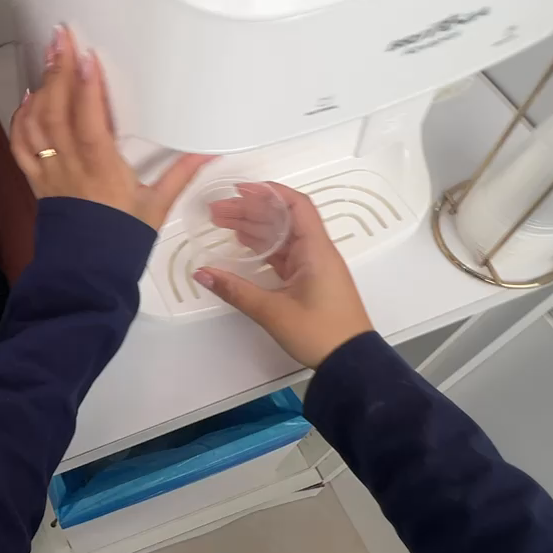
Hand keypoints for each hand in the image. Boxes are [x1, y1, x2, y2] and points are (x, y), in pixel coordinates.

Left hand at [9, 25, 211, 229]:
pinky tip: (29, 98)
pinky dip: (21, 119)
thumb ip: (180, 174)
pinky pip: (21, 145)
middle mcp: (70, 168)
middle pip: (57, 113)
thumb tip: (209, 151)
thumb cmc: (120, 241)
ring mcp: (49, 173)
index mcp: (102, 172)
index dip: (86, 90)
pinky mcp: (37, 180)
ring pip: (35, 124)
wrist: (86, 272)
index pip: (90, 124)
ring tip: (48, 56)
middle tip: (61, 39)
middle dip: (57, 72)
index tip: (87, 58)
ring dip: (40, 87)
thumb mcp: (156, 206)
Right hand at [193, 183, 373, 367]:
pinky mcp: (309, 281)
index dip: (269, 192)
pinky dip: (261, 246)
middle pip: (283, 219)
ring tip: (221, 223)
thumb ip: (235, 290)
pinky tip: (241, 244)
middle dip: (250, 210)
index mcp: (316, 250)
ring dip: (253, 227)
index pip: (296, 206)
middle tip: (217, 210)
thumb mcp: (273, 311)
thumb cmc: (320, 333)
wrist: (350, 363)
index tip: (240, 189)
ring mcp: (313, 266)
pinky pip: (283, 253)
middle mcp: (317, 252)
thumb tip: (202, 273)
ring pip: (281, 236)